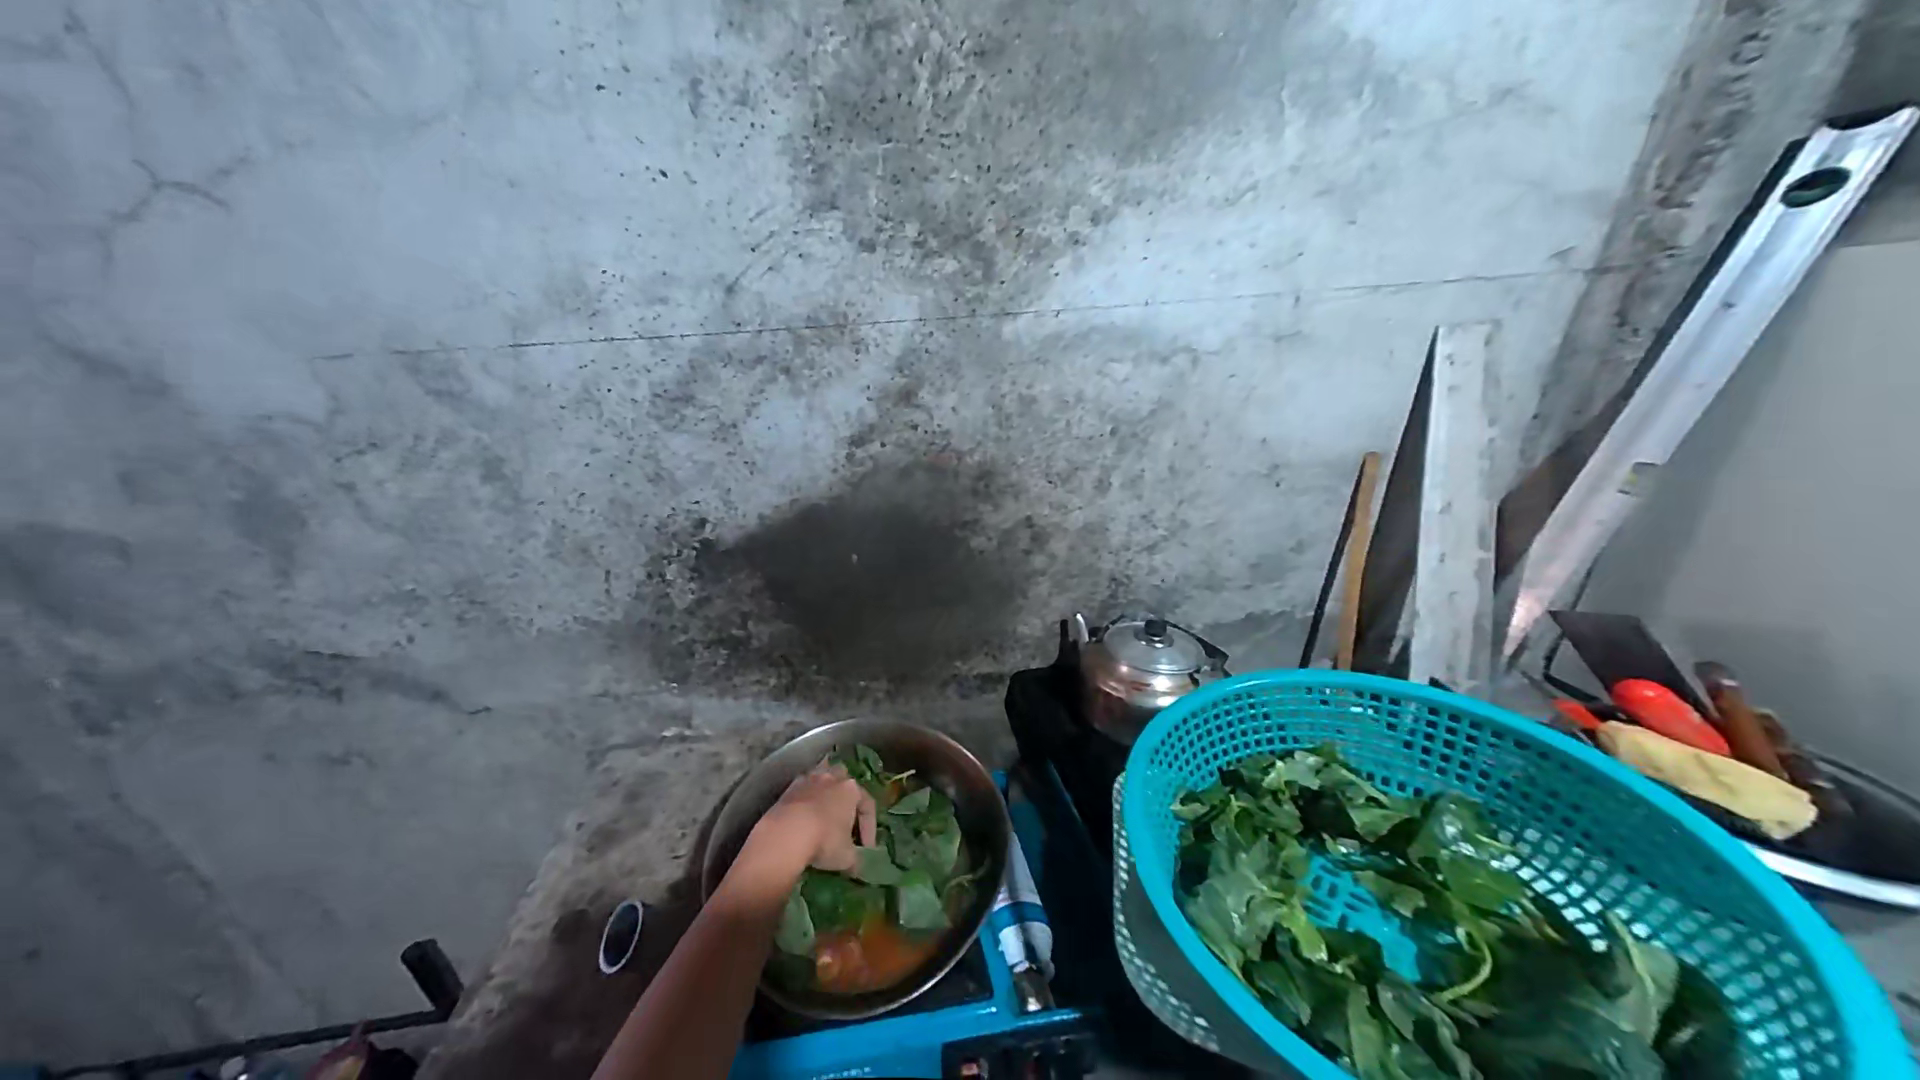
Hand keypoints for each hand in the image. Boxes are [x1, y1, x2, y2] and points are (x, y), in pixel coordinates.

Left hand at [743, 763, 877, 877]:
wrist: (785, 834)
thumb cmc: (824, 840)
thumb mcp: (846, 857)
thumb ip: (855, 859)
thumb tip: (855, 866)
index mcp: (851, 789)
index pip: (868, 804)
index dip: (869, 827)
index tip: (866, 848)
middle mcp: (831, 778)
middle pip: (844, 781)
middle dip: (845, 797)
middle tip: (844, 819)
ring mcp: (808, 781)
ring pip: (821, 779)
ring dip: (823, 793)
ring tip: (822, 813)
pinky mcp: (787, 790)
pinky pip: (801, 792)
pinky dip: (804, 803)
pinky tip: (802, 819)